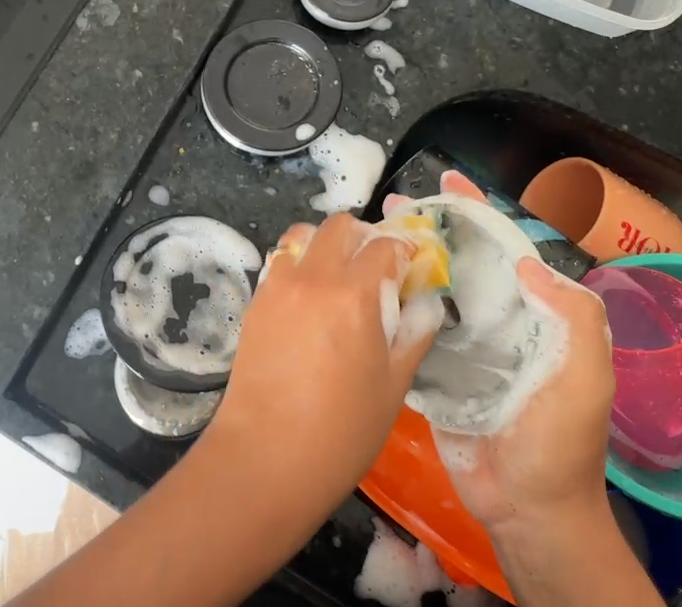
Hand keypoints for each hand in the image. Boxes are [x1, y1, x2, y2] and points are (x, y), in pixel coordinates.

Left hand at [203, 212, 437, 511]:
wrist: (266, 455)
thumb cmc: (342, 429)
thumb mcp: (394, 384)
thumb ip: (414, 333)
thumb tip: (427, 303)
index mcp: (353, 294)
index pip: (385, 245)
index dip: (405, 250)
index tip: (413, 265)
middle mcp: (312, 277)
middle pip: (338, 227)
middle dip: (364, 236)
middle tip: (377, 267)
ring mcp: (277, 286)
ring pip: (302, 237)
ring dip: (326, 246)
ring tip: (340, 279)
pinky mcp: (255, 302)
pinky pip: (280, 263)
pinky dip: (299, 266)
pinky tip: (310, 301)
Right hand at [386, 171, 615, 537]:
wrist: (525, 508)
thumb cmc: (559, 443)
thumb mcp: (586, 378)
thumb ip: (575, 318)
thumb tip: (524, 264)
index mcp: (534, 313)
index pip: (507, 249)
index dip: (480, 211)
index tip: (449, 180)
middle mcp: (496, 320)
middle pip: (461, 259)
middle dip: (431, 226)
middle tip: (394, 205)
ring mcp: (462, 345)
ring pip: (431, 288)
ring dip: (403, 257)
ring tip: (370, 233)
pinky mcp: (432, 371)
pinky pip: (410, 328)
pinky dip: (388, 303)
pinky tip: (362, 285)